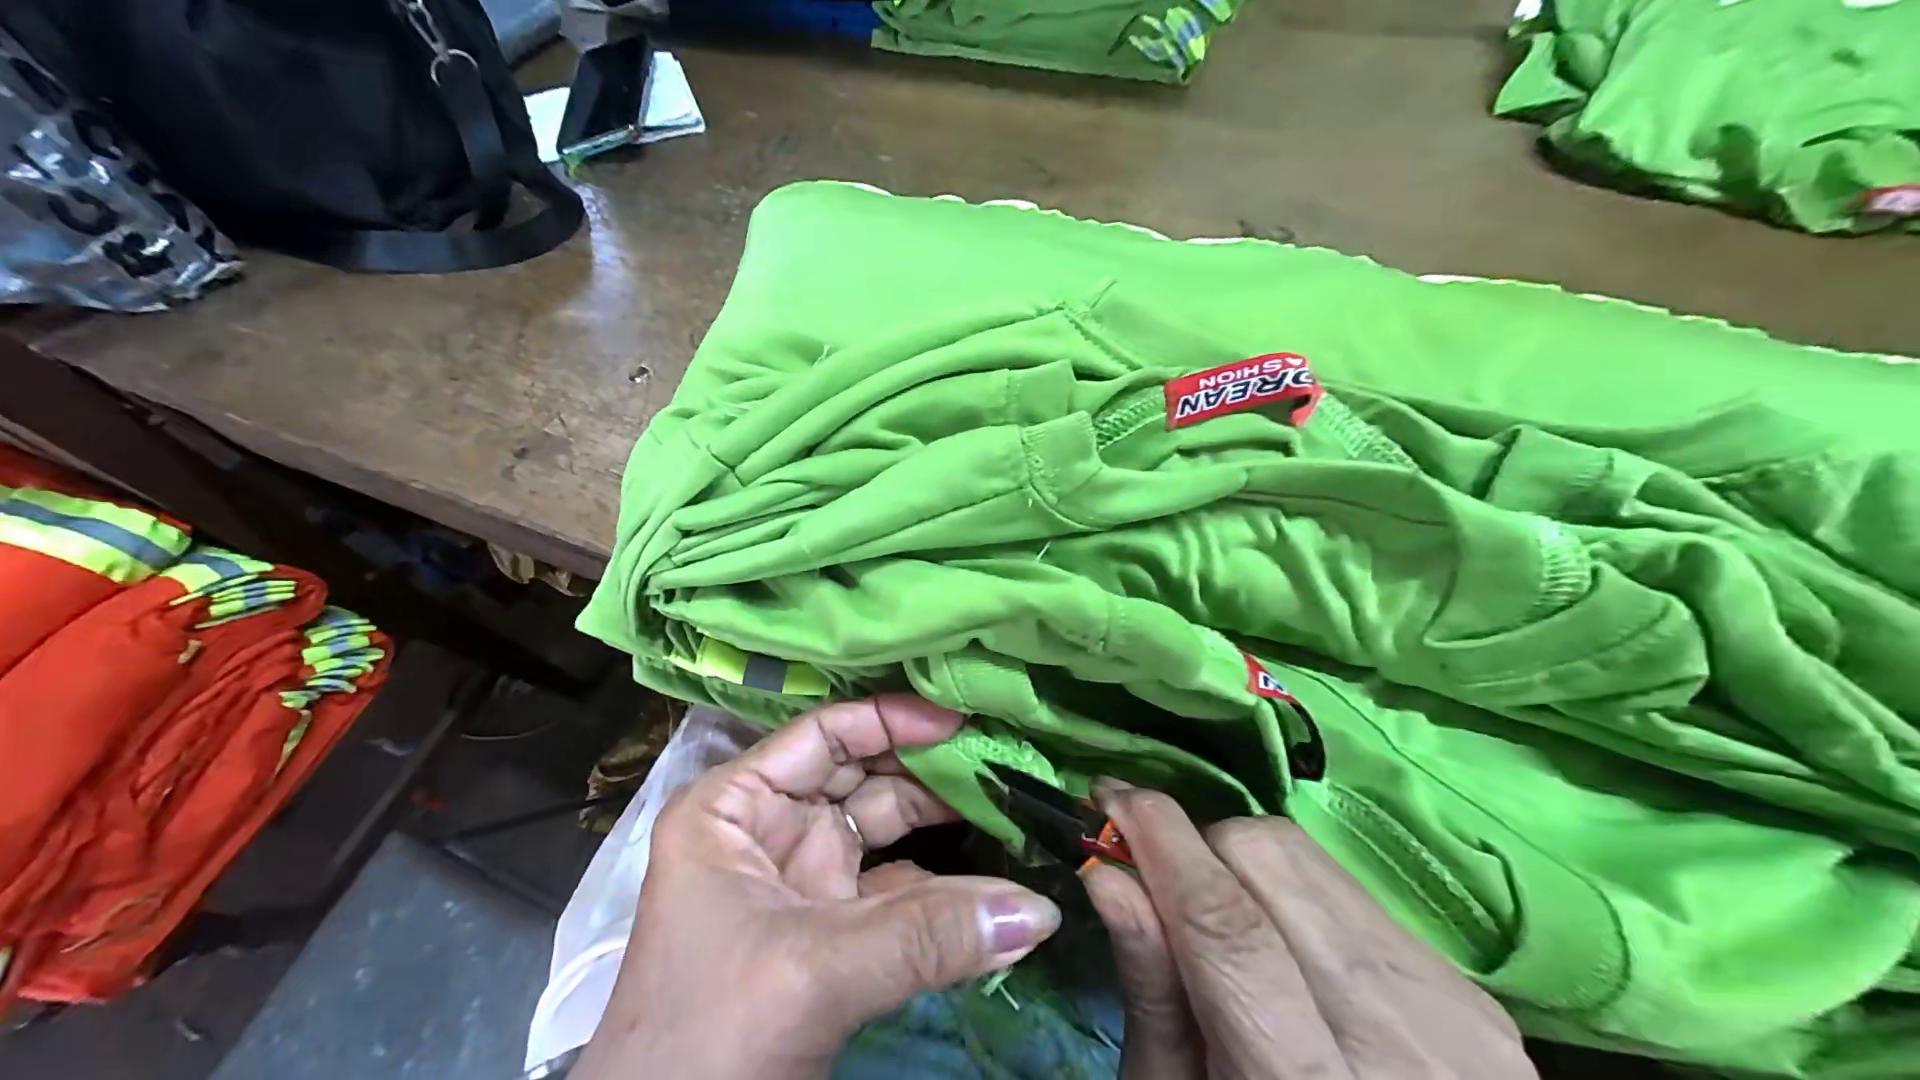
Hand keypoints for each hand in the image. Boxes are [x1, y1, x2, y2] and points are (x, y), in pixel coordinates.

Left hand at [574, 695, 1062, 1079]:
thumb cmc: (707, 1038)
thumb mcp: (812, 970)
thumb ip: (927, 936)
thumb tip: (1041, 911)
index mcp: (736, 805)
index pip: (823, 734)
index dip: (891, 720)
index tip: (961, 723)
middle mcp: (772, 828)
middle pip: (863, 775)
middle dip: (929, 769)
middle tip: (1003, 763)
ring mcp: (805, 879)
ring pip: (886, 829)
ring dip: (946, 824)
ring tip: (1013, 811)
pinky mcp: (833, 929)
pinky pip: (900, 889)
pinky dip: (946, 890)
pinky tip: (995, 890)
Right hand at [1082, 783, 1536, 1079]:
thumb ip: (1150, 988)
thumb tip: (1107, 873)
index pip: (1225, 925)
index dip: (1159, 840)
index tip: (1107, 796)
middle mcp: (1400, 1039)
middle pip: (1268, 861)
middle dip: (1193, 842)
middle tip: (1156, 870)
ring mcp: (1451, 1007)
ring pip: (1306, 856)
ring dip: (1236, 858)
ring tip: (1213, 902)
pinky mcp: (1468, 987)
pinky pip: (1346, 886)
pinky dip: (1288, 887)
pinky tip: (1278, 935)